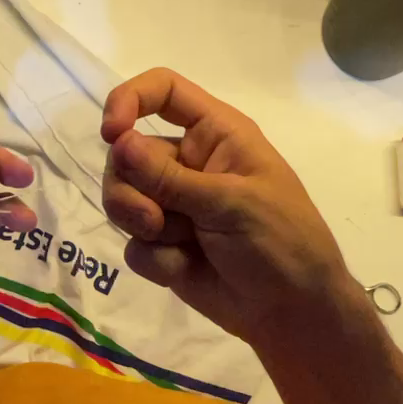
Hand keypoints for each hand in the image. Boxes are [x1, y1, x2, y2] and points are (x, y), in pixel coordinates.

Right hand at [101, 68, 364, 348]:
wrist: (291, 312)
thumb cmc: (280, 242)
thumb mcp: (230, 202)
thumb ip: (170, 177)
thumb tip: (117, 143)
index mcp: (215, 134)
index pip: (163, 91)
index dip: (130, 99)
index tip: (111, 132)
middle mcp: (188, 162)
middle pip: (127, 152)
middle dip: (130, 187)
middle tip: (153, 218)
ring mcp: (172, 205)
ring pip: (121, 196)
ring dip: (139, 221)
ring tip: (172, 241)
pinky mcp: (162, 245)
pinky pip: (133, 241)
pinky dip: (155, 258)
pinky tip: (185, 268)